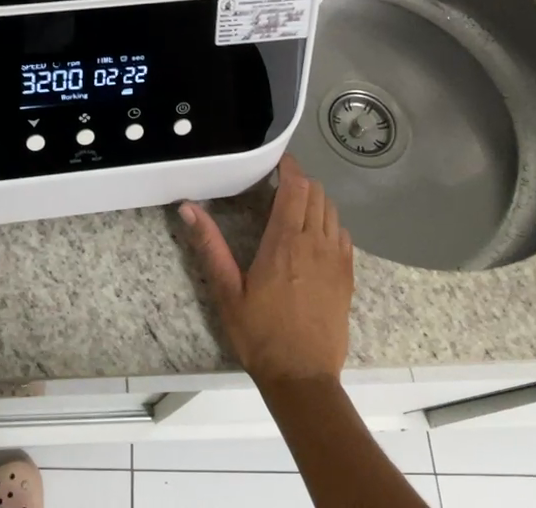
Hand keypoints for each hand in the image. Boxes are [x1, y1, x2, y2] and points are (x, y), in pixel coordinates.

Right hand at [179, 155, 353, 384]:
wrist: (302, 377)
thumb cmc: (259, 334)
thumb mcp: (226, 291)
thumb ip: (209, 245)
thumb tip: (188, 207)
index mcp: (285, 242)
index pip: (295, 187)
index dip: (289, 166)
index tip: (276, 159)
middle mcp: (315, 242)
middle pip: (316, 193)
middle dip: (299, 181)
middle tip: (278, 184)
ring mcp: (336, 259)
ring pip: (332, 210)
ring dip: (315, 201)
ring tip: (294, 208)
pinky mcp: (347, 275)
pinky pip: (343, 234)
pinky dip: (329, 223)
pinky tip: (314, 236)